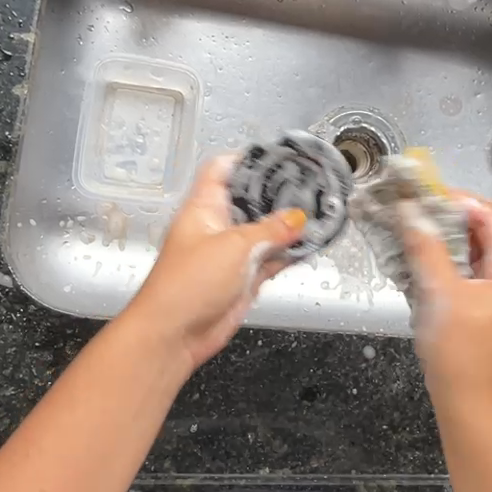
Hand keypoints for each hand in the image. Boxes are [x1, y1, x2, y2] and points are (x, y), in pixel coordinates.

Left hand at [115, 154, 305, 372]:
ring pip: (265, 231)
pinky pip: (271, 259)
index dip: (247, 158)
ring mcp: (230, 253)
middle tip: (307, 186)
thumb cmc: (185, 287)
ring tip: (316, 214)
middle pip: (250, 199)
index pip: (223, 169)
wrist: (174, 336)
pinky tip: (308, 245)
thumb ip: (270, 230)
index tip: (277, 155)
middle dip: (278, 193)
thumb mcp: (235, 247)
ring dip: (288, 226)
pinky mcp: (242, 278)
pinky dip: (289, 253)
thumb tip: (296, 218)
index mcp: (204, 207)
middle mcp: (217, 227)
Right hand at [402, 193, 491, 407]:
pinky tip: (409, 252)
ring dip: (434, 234)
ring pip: (463, 243)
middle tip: (405, 208)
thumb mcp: (441, 294)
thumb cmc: (460, 350)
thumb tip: (409, 210)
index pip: (488, 214)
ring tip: (402, 226)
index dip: (455, 199)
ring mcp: (491, 282)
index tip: (419, 194)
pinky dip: (433, 255)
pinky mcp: (474, 294)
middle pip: (476, 225)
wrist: (463, 398)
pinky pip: (455, 263)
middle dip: (440, 216)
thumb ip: (425, 248)